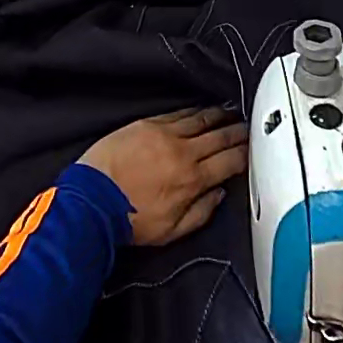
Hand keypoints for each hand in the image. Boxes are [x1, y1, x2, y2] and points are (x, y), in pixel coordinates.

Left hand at [79, 106, 247, 245]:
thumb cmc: (127, 221)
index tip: (252, 149)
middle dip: (238, 131)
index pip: (231, 160)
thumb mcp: (171, 231)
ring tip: (230, 113)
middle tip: (247, 127)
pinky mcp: (147, 125)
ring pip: (202, 119)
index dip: (246, 153)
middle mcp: (183, 153)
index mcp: (193, 180)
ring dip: (219, 115)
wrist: (90, 203)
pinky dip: (194, 111)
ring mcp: (165, 135)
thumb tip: (218, 195)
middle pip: (221, 136)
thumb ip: (201, 212)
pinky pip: (178, 113)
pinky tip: (200, 110)